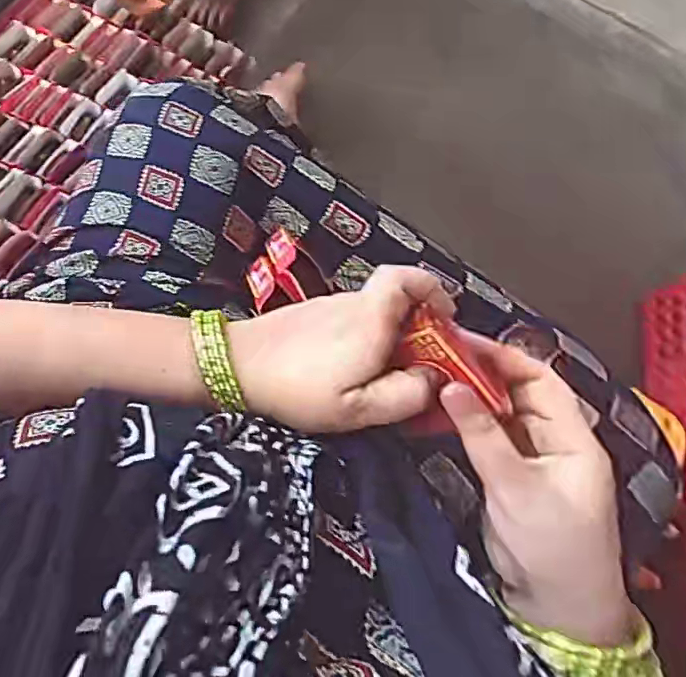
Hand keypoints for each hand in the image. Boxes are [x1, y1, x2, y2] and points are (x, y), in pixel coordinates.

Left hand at [228, 266, 446, 432]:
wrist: (236, 365)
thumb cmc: (293, 387)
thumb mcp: (357, 409)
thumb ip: (405, 396)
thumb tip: (435, 381)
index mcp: (368, 319)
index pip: (407, 276)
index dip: (435, 289)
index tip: (449, 320)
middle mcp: (352, 304)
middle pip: (400, 302)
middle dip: (424, 332)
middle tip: (432, 368)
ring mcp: (330, 308)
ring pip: (378, 316)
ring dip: (396, 341)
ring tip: (394, 380)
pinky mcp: (314, 317)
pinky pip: (355, 323)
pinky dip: (370, 343)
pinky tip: (359, 373)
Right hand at [440, 336, 637, 646]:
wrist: (556, 608)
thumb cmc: (553, 550)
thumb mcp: (515, 487)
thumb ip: (482, 434)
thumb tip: (451, 385)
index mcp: (574, 440)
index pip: (540, 379)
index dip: (502, 355)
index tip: (463, 341)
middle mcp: (554, 440)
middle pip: (516, 389)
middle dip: (480, 368)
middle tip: (441, 352)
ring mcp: (531, 454)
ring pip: (498, 407)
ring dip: (470, 390)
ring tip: (435, 373)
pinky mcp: (509, 468)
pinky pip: (487, 429)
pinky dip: (465, 414)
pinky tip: (441, 406)